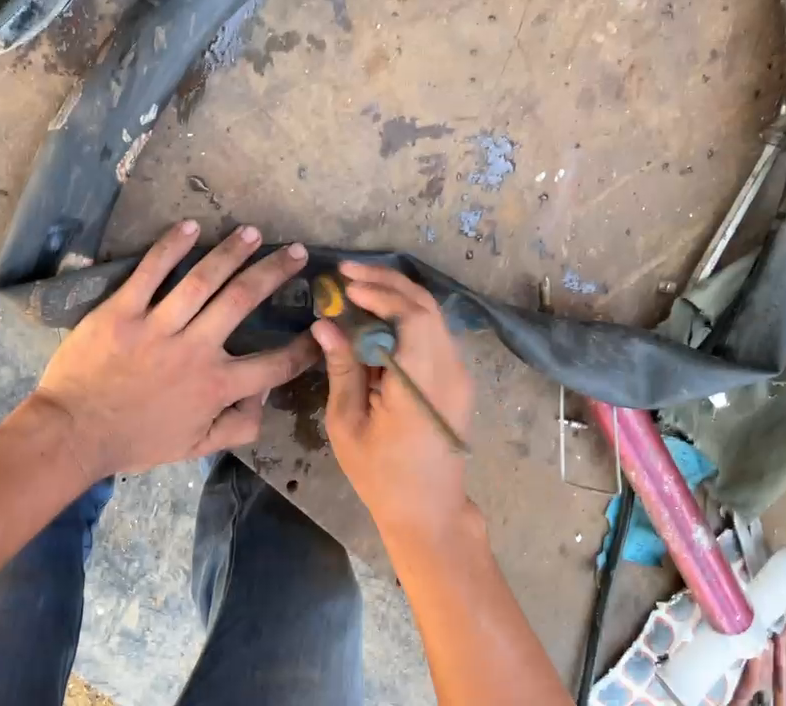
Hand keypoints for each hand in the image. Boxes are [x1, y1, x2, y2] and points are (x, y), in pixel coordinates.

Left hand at [31, 221, 316, 478]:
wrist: (72, 435)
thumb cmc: (134, 441)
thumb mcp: (193, 448)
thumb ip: (236, 428)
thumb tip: (265, 399)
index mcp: (215, 386)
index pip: (273, 365)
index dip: (305, 348)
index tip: (322, 327)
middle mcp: (195, 350)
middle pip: (242, 300)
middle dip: (274, 272)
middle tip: (295, 251)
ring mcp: (157, 326)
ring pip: (203, 280)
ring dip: (231, 252)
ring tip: (252, 233)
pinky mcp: (123, 311)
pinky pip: (151, 272)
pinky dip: (172, 247)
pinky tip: (192, 226)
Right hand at [316, 262, 474, 542]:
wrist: (429, 512)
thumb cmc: (382, 475)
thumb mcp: (348, 424)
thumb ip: (341, 369)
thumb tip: (325, 324)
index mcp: (422, 384)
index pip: (413, 316)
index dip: (380, 292)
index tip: (345, 284)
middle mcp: (450, 371)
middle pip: (427, 306)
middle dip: (387, 283)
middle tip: (348, 273)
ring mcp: (459, 375)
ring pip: (433, 316)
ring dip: (397, 296)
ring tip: (357, 288)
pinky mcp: (457, 380)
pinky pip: (433, 333)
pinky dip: (406, 316)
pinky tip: (377, 317)